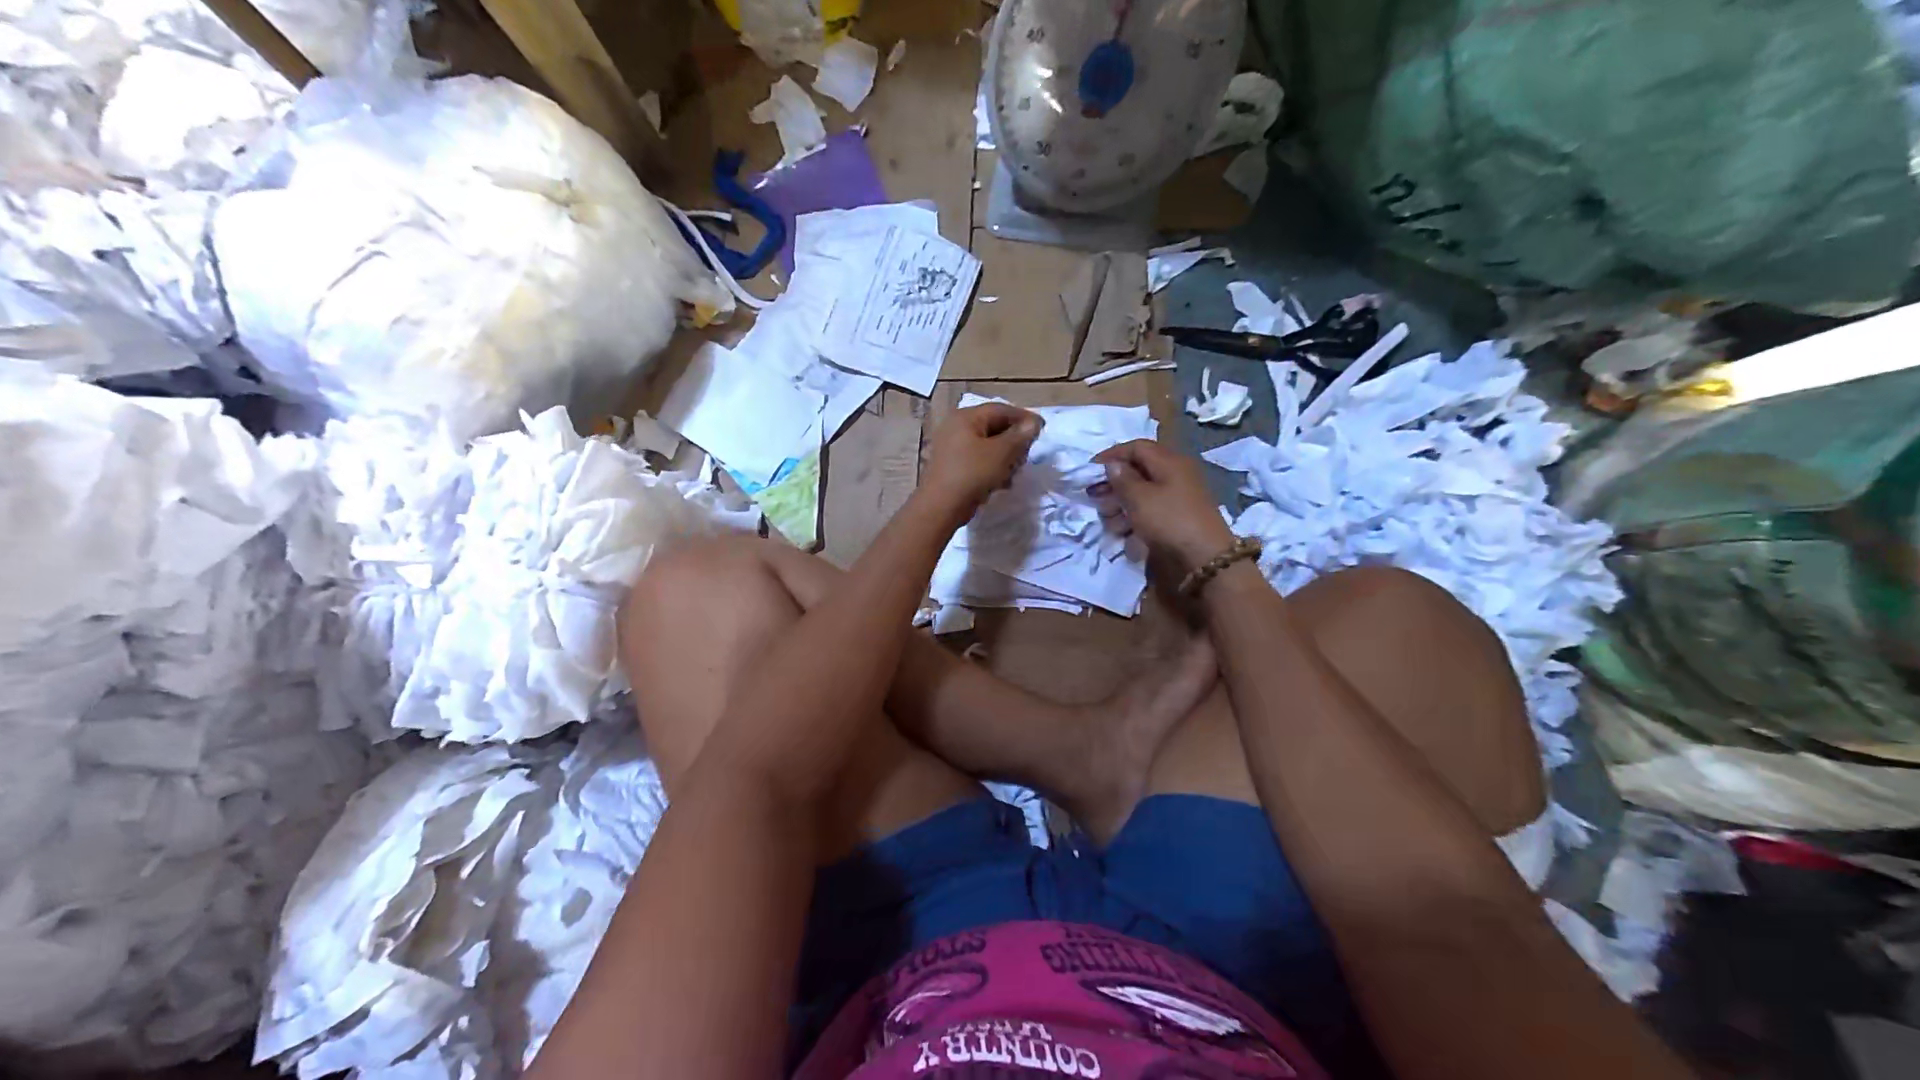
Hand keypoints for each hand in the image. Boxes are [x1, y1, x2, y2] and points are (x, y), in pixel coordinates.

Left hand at [921, 403, 1043, 517]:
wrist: (941, 507)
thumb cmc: (972, 474)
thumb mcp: (1002, 453)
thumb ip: (1020, 436)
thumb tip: (1033, 423)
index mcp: (966, 417)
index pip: (1001, 409)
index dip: (1024, 418)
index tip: (1042, 430)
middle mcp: (956, 427)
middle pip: (994, 426)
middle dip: (1014, 441)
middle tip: (1027, 454)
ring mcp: (952, 447)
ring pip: (988, 445)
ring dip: (1005, 457)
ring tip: (1015, 471)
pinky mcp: (953, 466)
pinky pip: (979, 460)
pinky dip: (993, 467)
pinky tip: (1002, 482)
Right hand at [1091, 439, 1236, 567]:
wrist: (1205, 558)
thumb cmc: (1169, 521)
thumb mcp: (1140, 498)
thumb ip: (1122, 479)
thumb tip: (1113, 464)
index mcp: (1170, 462)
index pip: (1137, 447)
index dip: (1112, 455)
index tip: (1090, 470)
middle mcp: (1176, 475)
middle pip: (1138, 471)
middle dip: (1114, 486)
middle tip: (1097, 500)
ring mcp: (1179, 498)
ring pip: (1142, 494)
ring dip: (1121, 506)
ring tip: (1111, 523)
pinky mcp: (1178, 518)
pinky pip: (1151, 512)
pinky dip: (1135, 519)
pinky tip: (1125, 534)